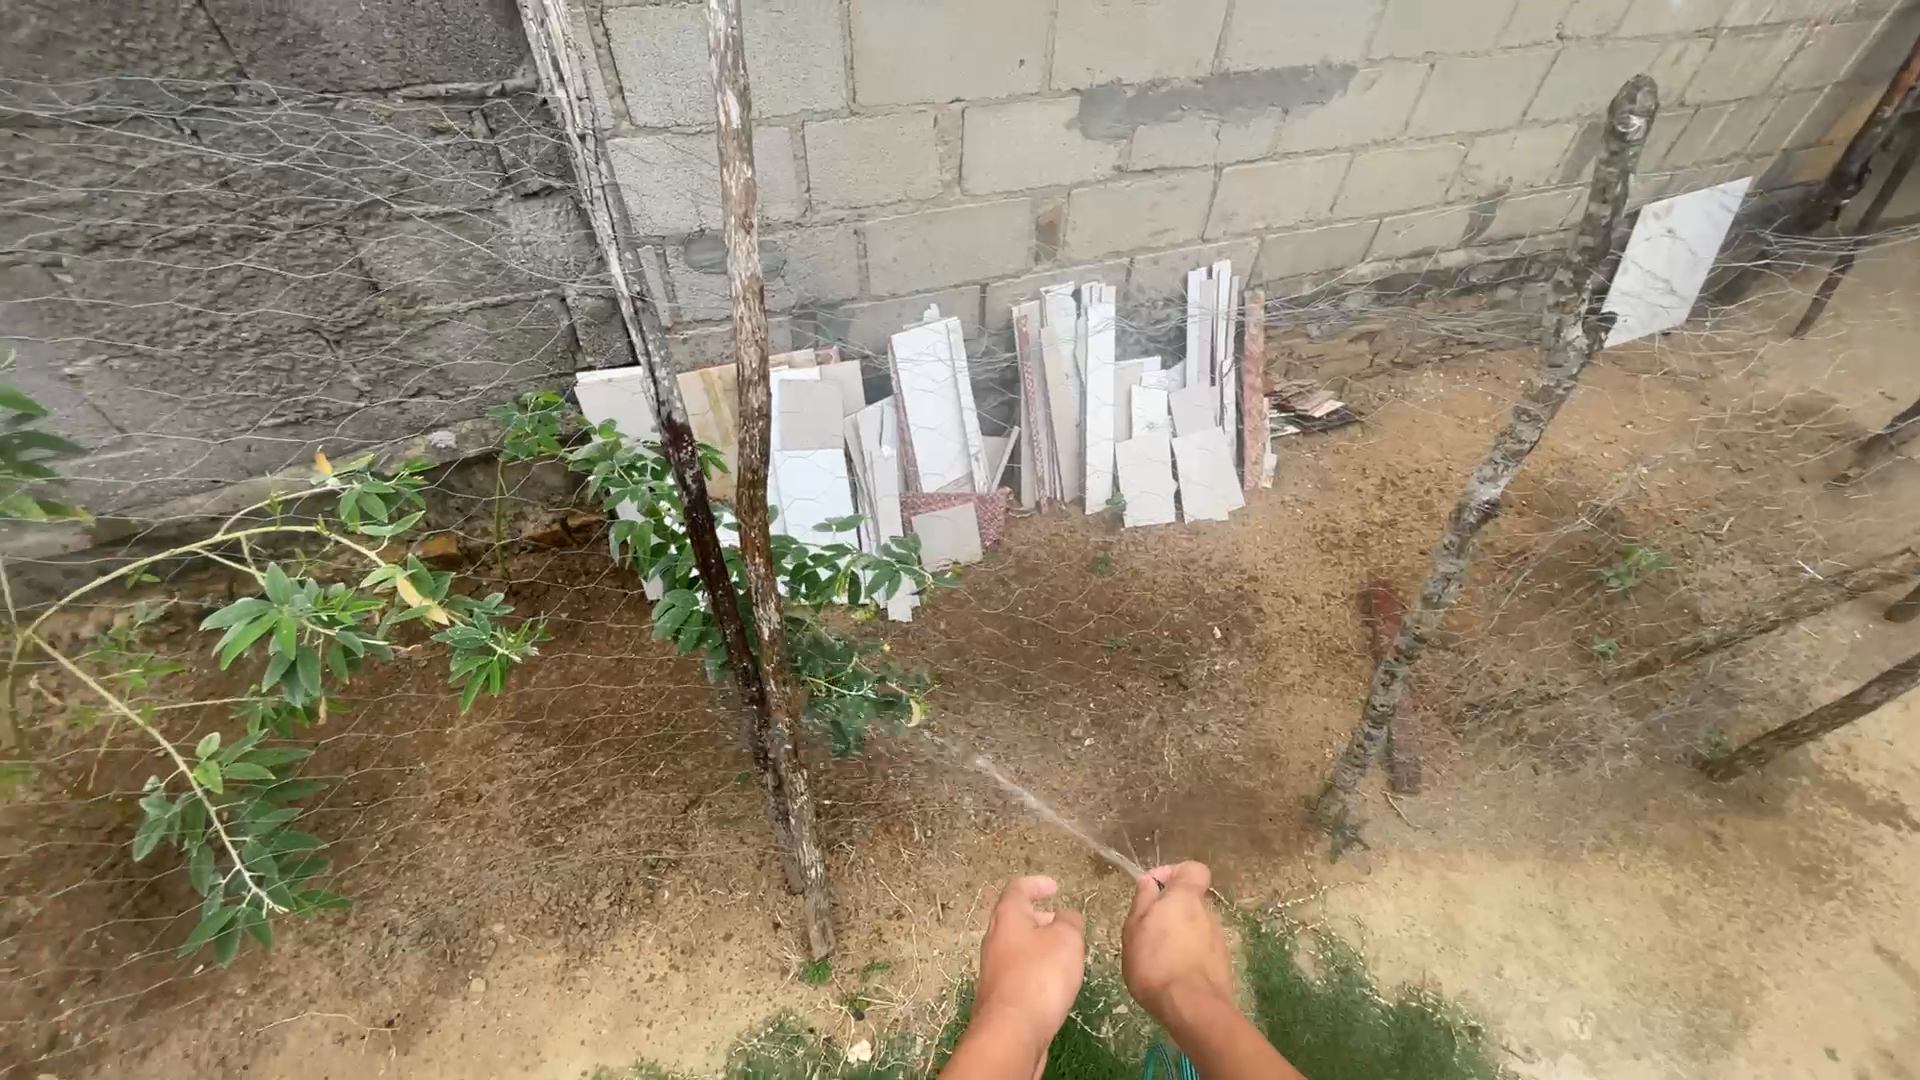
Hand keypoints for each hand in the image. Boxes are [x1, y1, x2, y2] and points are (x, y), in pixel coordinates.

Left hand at [972, 876, 1085, 1050]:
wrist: (1011, 1032)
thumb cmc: (1040, 977)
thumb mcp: (1067, 939)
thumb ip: (1070, 921)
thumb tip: (1065, 915)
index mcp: (1008, 916)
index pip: (1018, 888)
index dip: (1037, 884)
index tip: (1054, 887)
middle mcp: (995, 937)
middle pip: (1016, 917)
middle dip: (1041, 916)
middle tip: (1062, 922)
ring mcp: (994, 967)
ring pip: (1019, 945)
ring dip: (1040, 944)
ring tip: (1064, 954)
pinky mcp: (999, 995)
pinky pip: (1019, 970)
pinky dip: (1036, 968)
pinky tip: (1053, 984)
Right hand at [1122, 862, 1233, 1021]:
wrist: (1193, 1009)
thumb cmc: (1156, 962)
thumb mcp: (1134, 927)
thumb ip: (1143, 899)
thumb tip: (1149, 881)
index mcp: (1186, 897)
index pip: (1193, 869)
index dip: (1174, 873)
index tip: (1154, 889)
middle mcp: (1207, 912)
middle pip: (1190, 900)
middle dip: (1170, 910)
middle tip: (1148, 930)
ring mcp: (1217, 939)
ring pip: (1195, 926)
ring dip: (1178, 934)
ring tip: (1158, 957)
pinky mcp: (1222, 965)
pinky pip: (1201, 949)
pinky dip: (1188, 955)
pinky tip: (1173, 974)